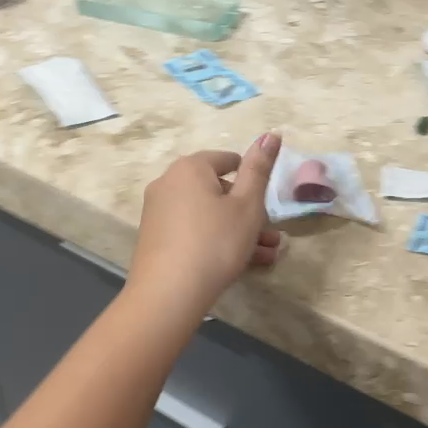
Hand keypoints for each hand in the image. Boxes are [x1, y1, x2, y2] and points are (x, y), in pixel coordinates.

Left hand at [127, 132, 283, 316]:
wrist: (168, 294)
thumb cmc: (215, 242)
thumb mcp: (247, 205)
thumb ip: (259, 169)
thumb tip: (271, 133)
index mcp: (190, 168)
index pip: (227, 159)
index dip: (251, 177)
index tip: (267, 201)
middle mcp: (169, 183)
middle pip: (217, 190)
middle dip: (249, 212)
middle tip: (272, 236)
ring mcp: (158, 212)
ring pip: (208, 215)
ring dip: (238, 231)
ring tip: (267, 255)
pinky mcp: (156, 238)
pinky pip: (193, 231)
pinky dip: (216, 240)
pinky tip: (241, 265)